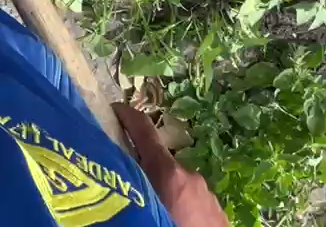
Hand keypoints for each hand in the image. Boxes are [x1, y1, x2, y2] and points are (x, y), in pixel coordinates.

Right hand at [112, 103, 229, 226]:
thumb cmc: (170, 226)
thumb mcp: (141, 210)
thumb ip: (127, 187)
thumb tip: (106, 180)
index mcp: (168, 173)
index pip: (143, 129)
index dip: (126, 115)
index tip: (111, 111)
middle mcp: (189, 176)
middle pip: (158, 160)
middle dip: (141, 167)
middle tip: (123, 184)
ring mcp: (208, 196)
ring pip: (176, 182)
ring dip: (162, 191)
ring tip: (149, 209)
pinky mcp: (219, 214)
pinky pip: (192, 201)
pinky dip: (179, 207)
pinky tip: (171, 222)